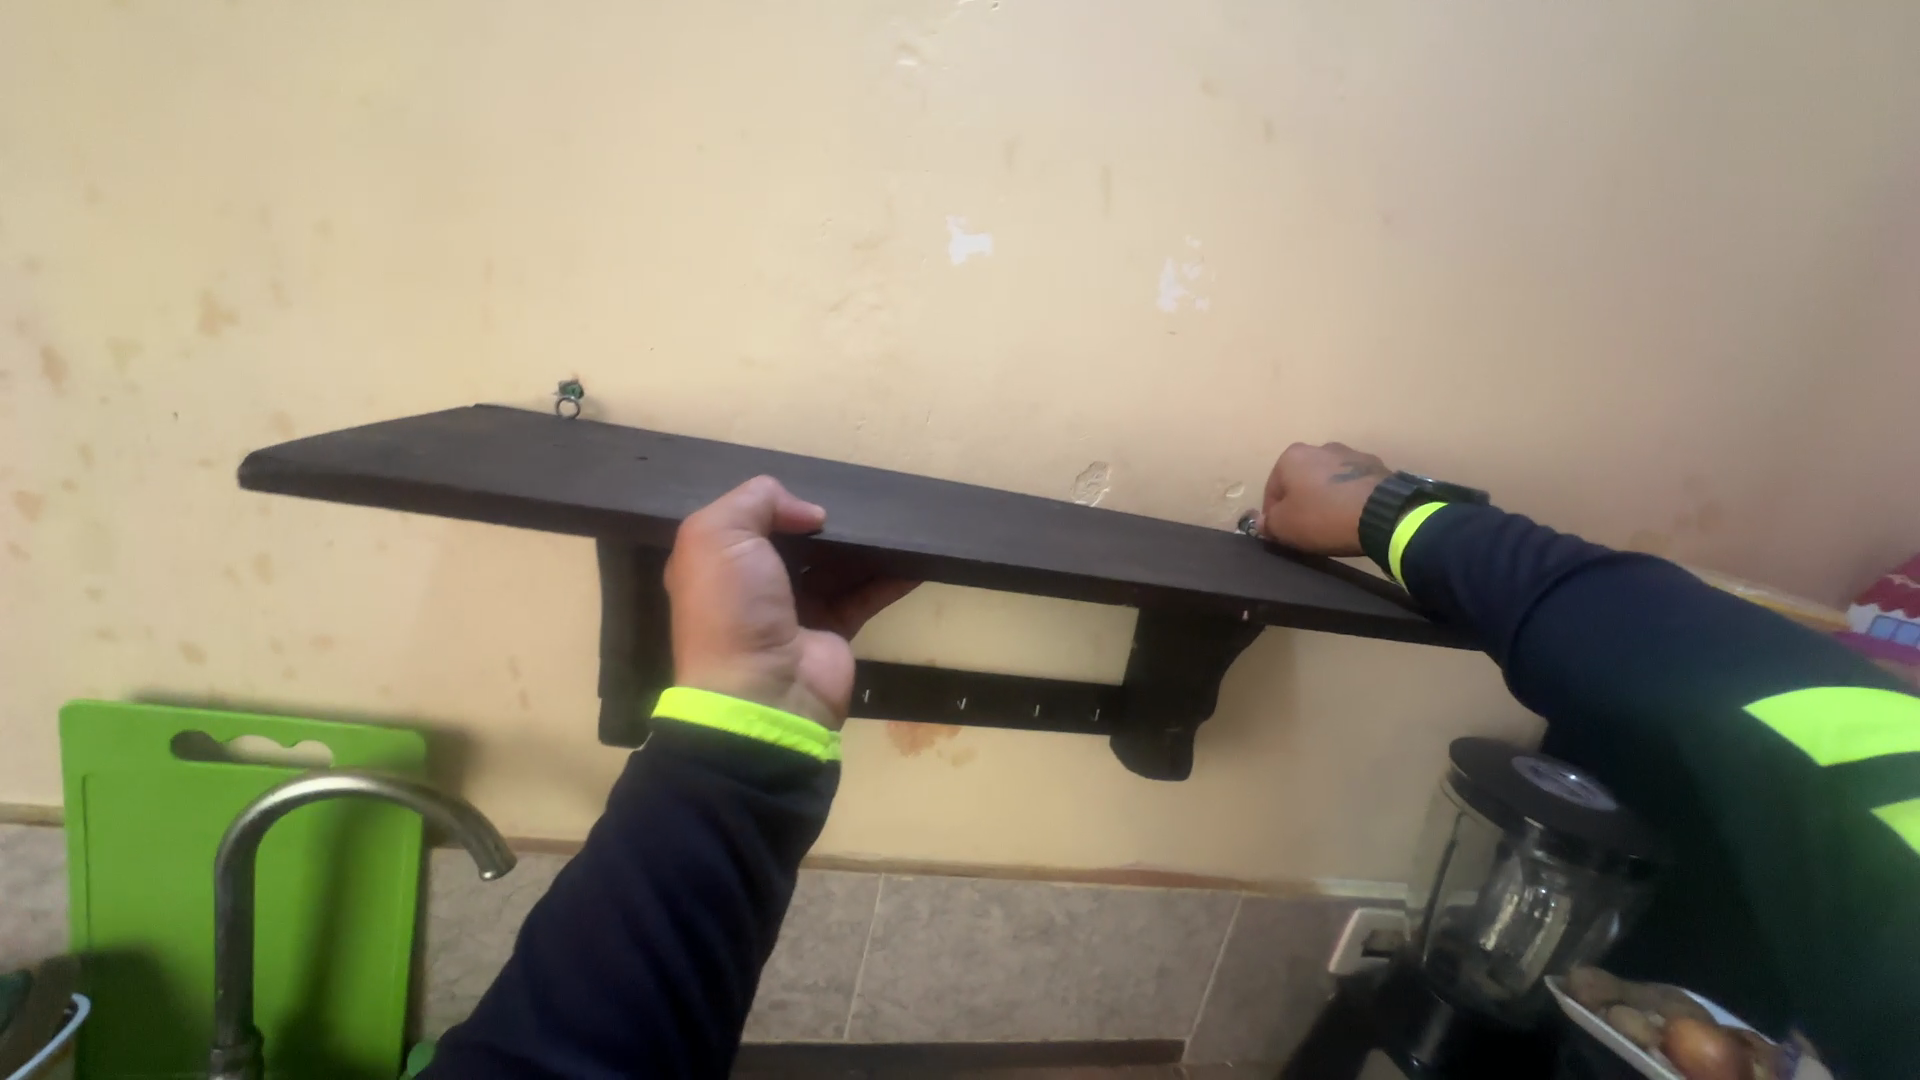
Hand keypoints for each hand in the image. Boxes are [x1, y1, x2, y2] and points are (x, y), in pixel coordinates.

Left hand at [664, 476, 916, 729]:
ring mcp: (796, 611)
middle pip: (795, 543)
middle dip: (823, 522)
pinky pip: (865, 596)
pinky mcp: (833, 631)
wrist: (762, 692)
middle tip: (858, 499)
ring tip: (892, 519)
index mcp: (718, 564)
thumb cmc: (733, 606)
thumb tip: (811, 513)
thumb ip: (756, 500)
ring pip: (833, 567)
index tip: (808, 491)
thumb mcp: (720, 535)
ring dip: (861, 546)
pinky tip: (914, 558)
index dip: (775, 504)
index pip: (747, 523)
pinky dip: (889, 578)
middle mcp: (754, 587)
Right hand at [1256, 442, 1390, 556]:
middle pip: (1301, 481)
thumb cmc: (1323, 517)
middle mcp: (1319, 448)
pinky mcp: (1377, 467)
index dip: (1274, 515)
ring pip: (1328, 481)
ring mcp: (1351, 455)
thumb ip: (1268, 523)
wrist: (1383, 514)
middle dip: (1301, 502)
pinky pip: (1353, 485)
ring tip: (1333, 524)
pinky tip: (1352, 517)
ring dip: (1326, 498)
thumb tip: (1264, 521)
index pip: (1272, 490)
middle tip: (1306, 528)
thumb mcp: (1284, 527)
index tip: (1282, 532)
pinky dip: (1349, 498)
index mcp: (1291, 457)